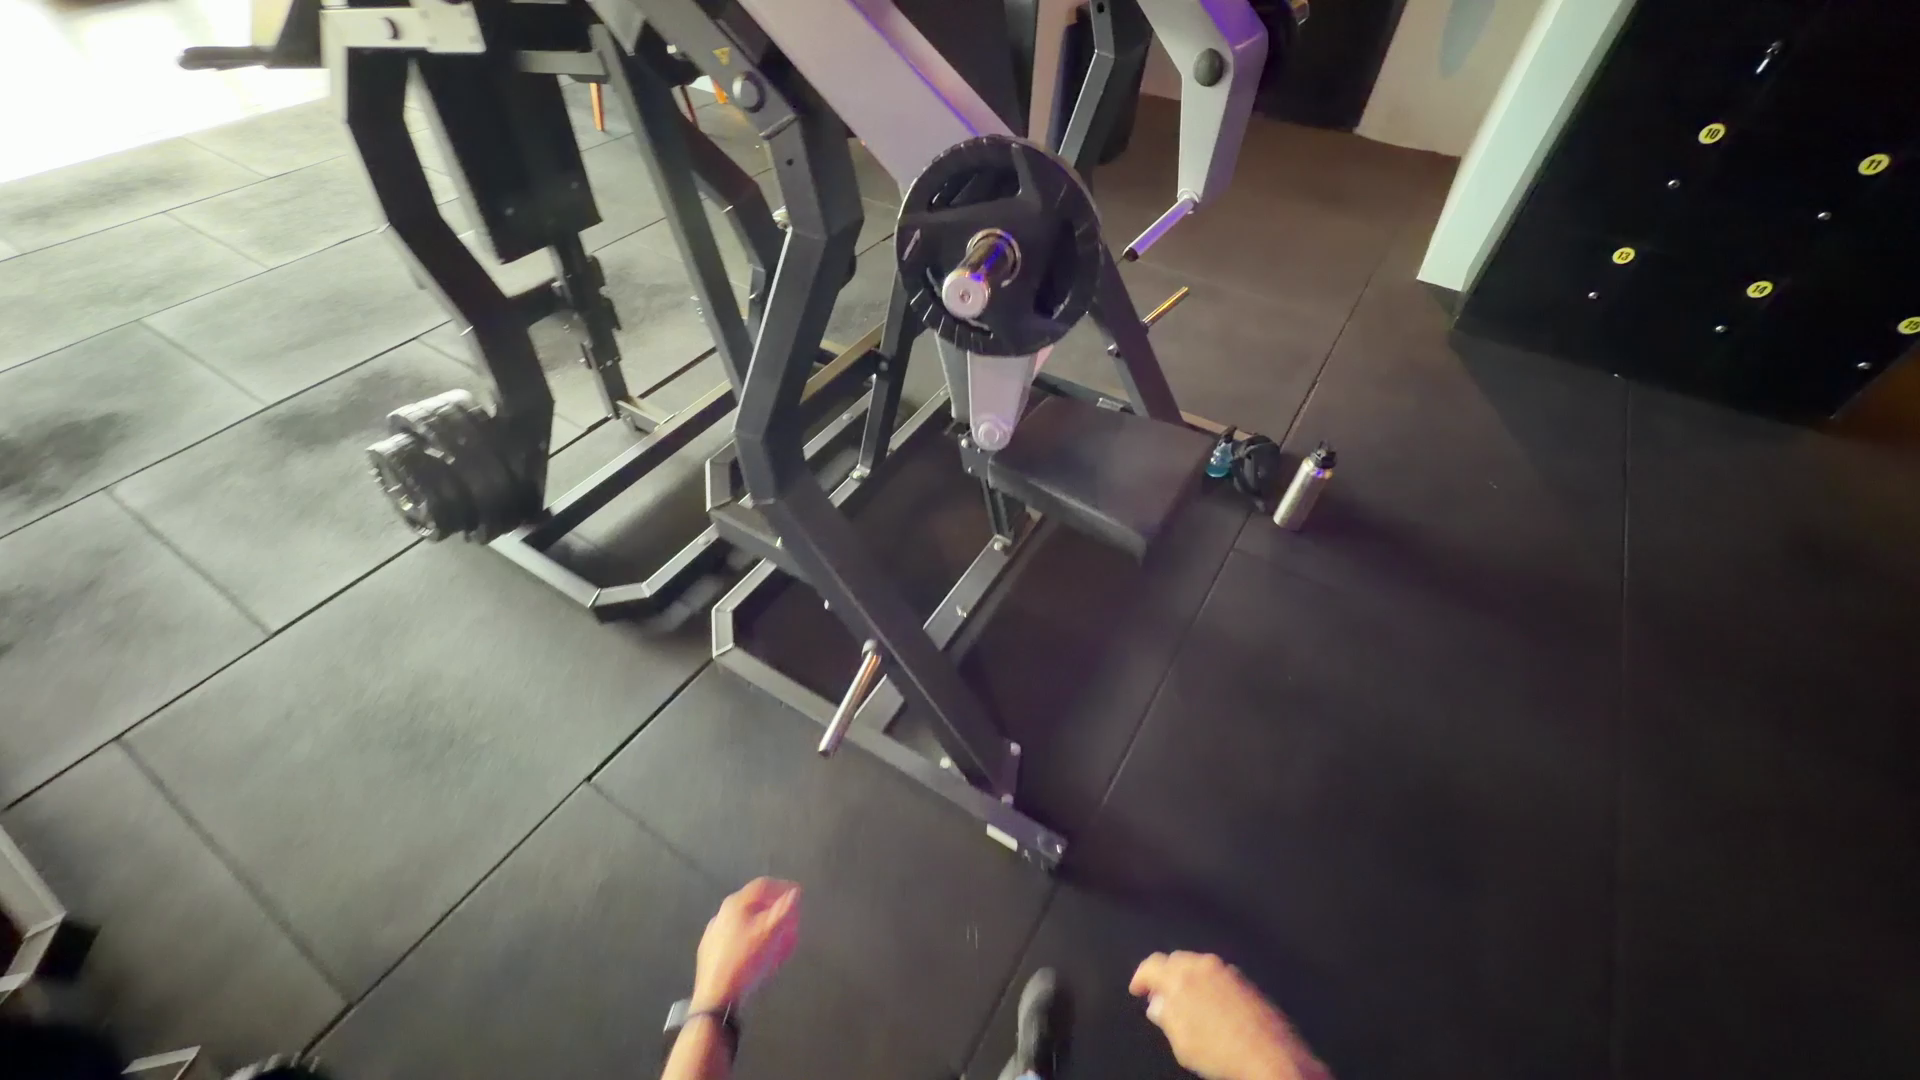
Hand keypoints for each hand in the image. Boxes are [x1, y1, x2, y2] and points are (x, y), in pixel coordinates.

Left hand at [691, 878, 800, 1010]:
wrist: (716, 998)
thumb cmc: (746, 960)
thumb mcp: (771, 933)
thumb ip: (784, 910)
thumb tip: (795, 892)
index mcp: (735, 903)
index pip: (763, 885)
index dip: (783, 887)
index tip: (798, 896)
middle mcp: (722, 913)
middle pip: (754, 905)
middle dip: (776, 911)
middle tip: (791, 921)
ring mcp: (713, 934)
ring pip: (745, 923)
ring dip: (765, 928)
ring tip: (779, 942)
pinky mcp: (709, 954)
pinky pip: (736, 940)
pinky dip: (752, 941)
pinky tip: (760, 957)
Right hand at [1129, 952, 1326, 1079]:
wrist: (1272, 1057)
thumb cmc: (1219, 1053)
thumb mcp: (1182, 1043)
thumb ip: (1166, 1018)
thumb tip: (1158, 1004)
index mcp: (1181, 976)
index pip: (1151, 965)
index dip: (1141, 977)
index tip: (1137, 991)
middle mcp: (1202, 965)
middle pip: (1175, 961)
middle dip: (1165, 975)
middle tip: (1161, 997)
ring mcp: (1227, 970)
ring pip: (1198, 966)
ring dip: (1188, 979)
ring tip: (1186, 1002)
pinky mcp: (1246, 981)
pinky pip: (1217, 976)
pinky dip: (1208, 985)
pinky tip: (1212, 1006)